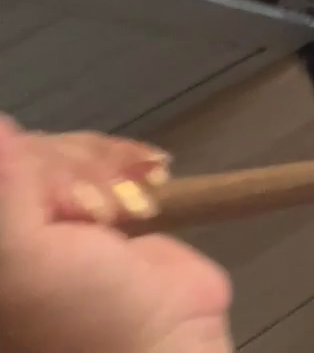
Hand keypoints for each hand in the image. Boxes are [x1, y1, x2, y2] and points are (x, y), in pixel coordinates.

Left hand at [0, 117, 232, 352]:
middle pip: (21, 154)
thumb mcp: (19, 257)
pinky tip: (154, 172)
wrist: (157, 337)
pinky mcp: (89, 212)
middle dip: (74, 164)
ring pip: (61, 153)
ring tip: (139, 190)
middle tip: (102, 205)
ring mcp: (39, 220)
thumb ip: (5, 190)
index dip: (26, 160)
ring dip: (108, 161)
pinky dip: (129, 158)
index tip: (67, 192)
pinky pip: (99, 161)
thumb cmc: (74, 311)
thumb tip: (0, 123)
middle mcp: (4, 225)